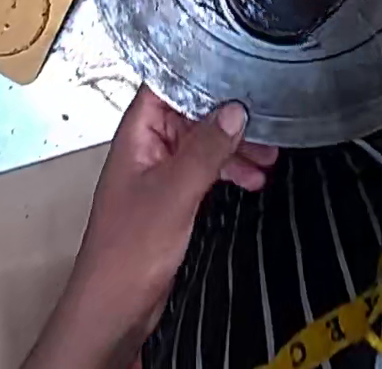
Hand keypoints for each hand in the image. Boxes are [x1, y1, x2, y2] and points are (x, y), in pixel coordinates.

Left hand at [24, 86, 278, 368]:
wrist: (114, 311)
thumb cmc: (125, 253)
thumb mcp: (175, 192)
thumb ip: (206, 149)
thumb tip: (234, 112)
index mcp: (138, 132)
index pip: (168, 84)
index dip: (200, 74)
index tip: (234, 71)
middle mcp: (148, 145)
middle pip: (193, 113)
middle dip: (228, 118)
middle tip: (263, 122)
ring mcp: (161, 170)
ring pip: (203, 142)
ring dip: (234, 147)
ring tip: (268, 154)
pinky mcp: (173, 194)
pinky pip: (205, 169)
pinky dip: (228, 170)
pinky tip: (251, 178)